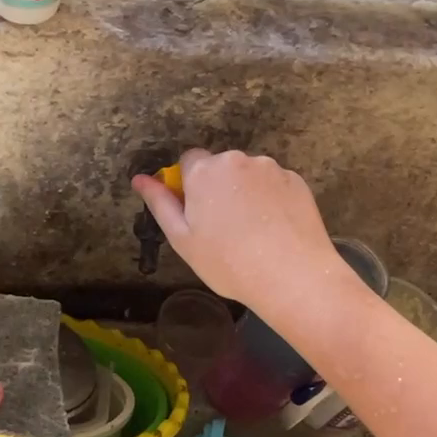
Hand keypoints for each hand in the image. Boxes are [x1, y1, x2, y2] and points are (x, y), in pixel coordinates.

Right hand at [132, 148, 346, 316]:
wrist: (292, 276)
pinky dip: (270, 199)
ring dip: (245, 192)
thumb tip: (140, 179)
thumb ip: (160, 203)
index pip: (188, 160)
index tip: (197, 212)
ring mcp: (270, 168)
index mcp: (203, 171)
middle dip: (218, 187)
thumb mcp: (182, 239)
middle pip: (219, 166)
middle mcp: (236, 160)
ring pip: (248, 175)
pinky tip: (273, 228)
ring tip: (252, 231)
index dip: (190, 185)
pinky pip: (274, 184)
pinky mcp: (296, 180)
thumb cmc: (228, 262)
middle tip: (224, 227)